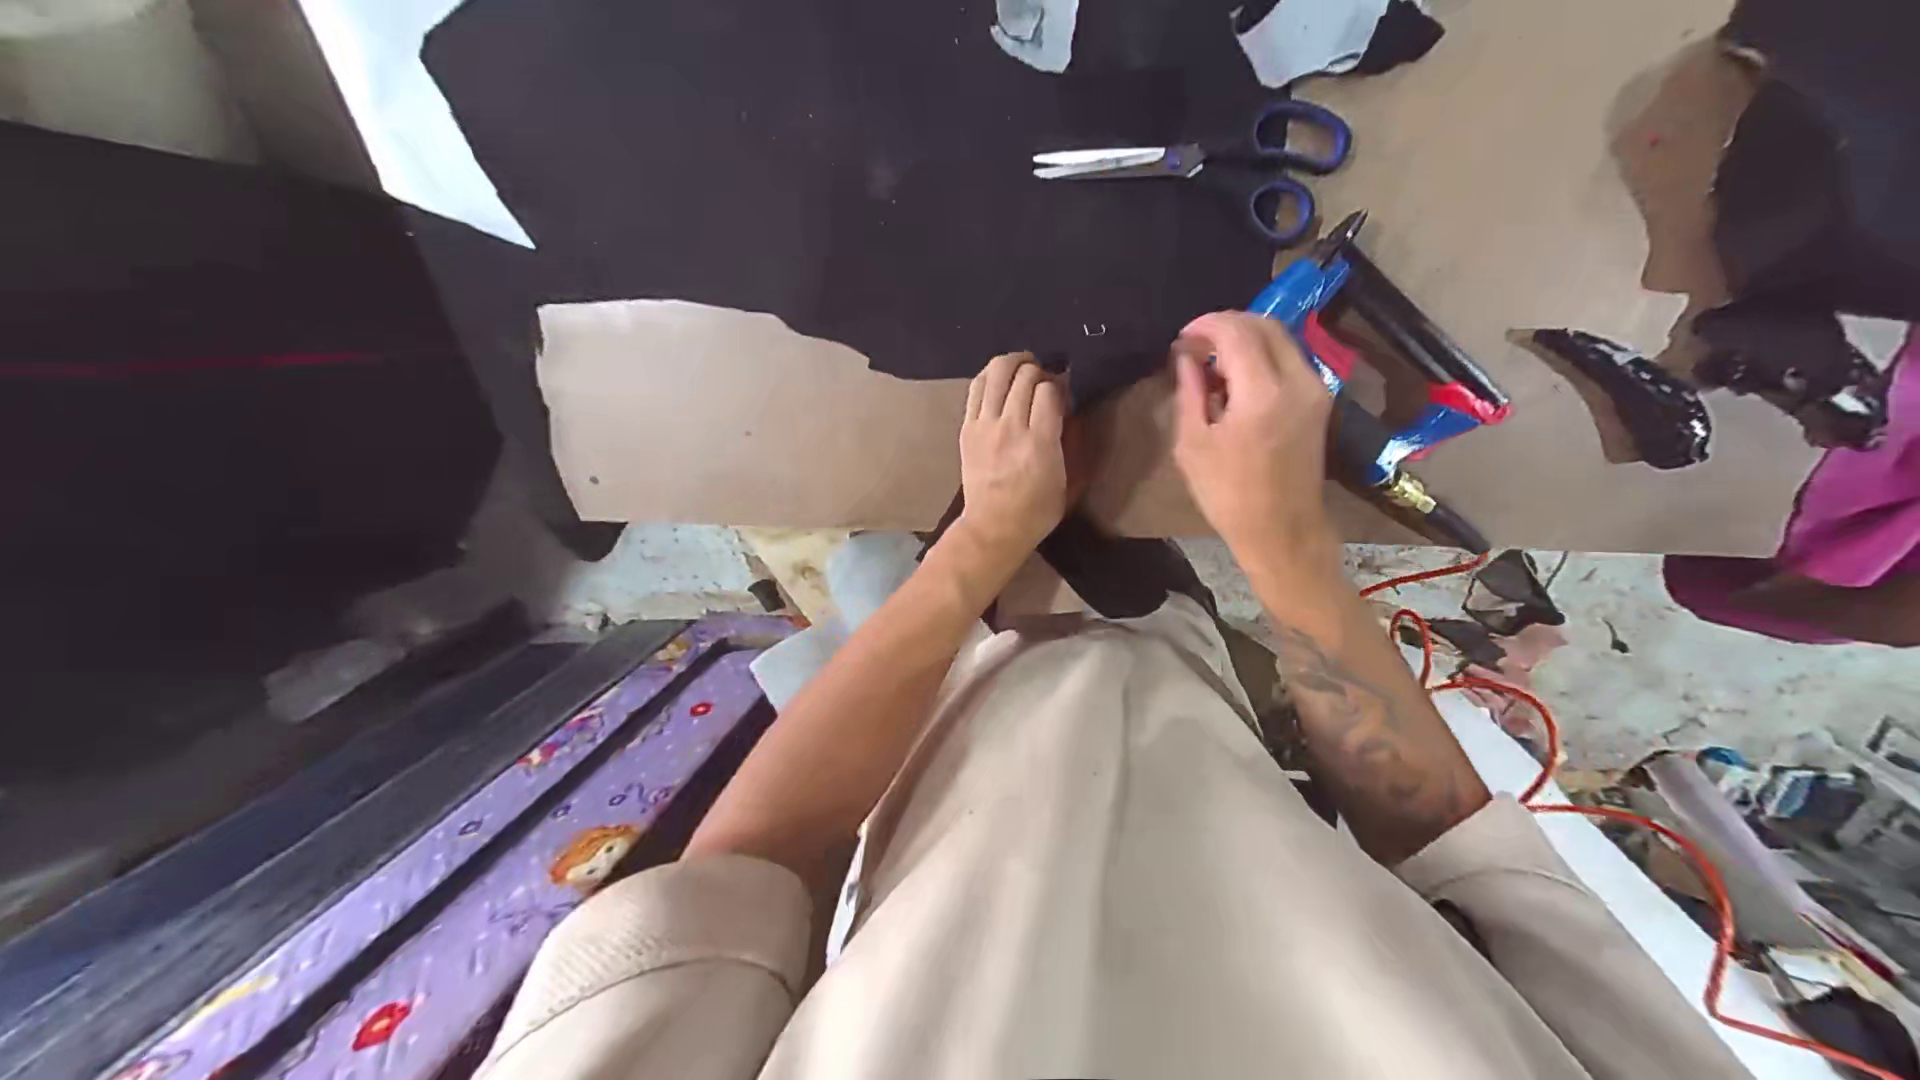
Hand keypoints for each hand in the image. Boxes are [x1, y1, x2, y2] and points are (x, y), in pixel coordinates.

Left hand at [956, 352, 1067, 559]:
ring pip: (996, 372)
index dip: (1060, 384)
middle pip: (1024, 375)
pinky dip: (990, 376)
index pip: (1049, 390)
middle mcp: (1010, 428)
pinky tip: (1001, 379)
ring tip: (1023, 367)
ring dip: (1013, 363)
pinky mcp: (967, 429)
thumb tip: (1071, 410)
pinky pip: (976, 388)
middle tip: (1044, 380)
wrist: (993, 528)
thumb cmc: (1037, 511)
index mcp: (1039, 443)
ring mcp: (984, 426)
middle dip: (1039, 370)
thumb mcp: (1068, 480)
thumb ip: (1071, 442)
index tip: (1064, 391)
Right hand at [1171, 311, 1335, 555]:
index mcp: (1263, 393)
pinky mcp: (1320, 401)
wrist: (1282, 530)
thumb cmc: (1228, 494)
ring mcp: (1316, 389)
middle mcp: (1299, 381)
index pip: (1237, 332)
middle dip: (1227, 324)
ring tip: (1213, 361)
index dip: (1206, 325)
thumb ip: (1190, 391)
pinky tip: (1238, 377)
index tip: (1182, 337)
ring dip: (1246, 338)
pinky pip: (1290, 359)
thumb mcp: (1193, 444)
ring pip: (1282, 338)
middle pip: (1265, 325)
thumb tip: (1186, 356)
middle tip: (1196, 343)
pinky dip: (1263, 355)